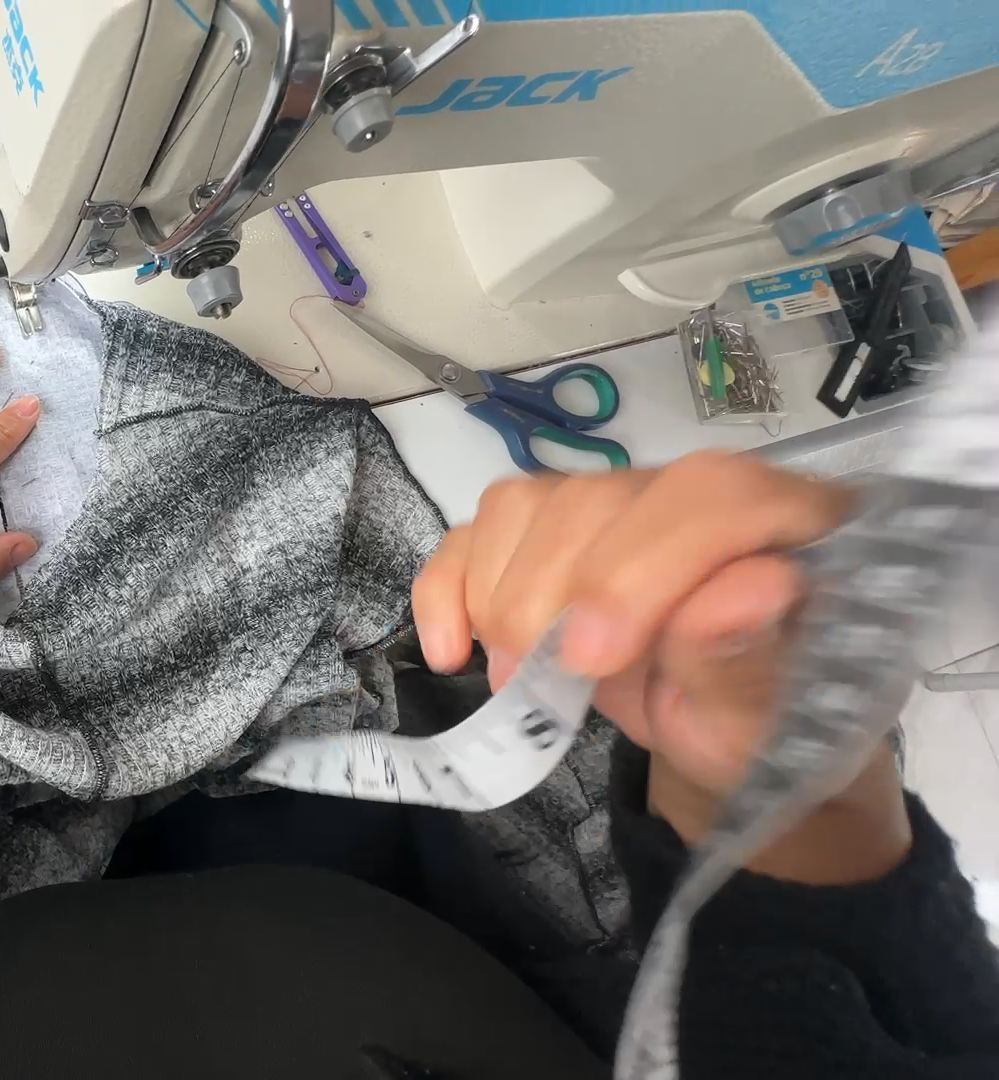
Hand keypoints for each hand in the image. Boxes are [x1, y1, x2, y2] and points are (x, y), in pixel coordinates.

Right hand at [411, 452, 909, 882]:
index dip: (633, 569)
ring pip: (517, 507)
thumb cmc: (753, 729)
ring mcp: (596, 504)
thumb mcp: (768, 725)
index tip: (589, 658)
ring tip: (513, 672)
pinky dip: (442, 593)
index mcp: (785, 521)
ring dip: (495, 597)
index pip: (706, 495)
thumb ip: (755, 659)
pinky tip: (450, 650)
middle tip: (542, 681)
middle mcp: (681, 491)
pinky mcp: (527, 534)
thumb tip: (747, 588)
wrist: (705, 729)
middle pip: (589, 500)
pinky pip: (463, 538)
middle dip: (548, 597)